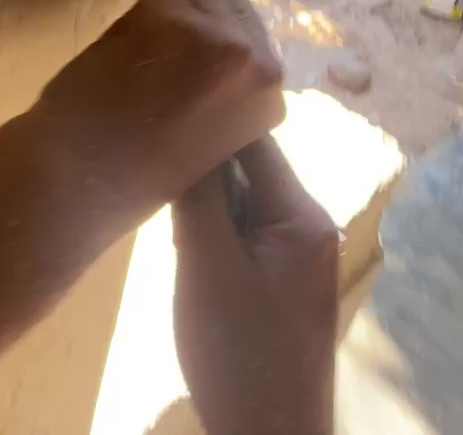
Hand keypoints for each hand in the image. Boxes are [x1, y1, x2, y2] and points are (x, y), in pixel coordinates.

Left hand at [36, 0, 284, 216]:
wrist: (81, 177)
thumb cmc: (129, 165)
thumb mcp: (197, 127)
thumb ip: (215, 86)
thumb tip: (211, 43)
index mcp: (268, 101)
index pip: (253, 36)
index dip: (234, 2)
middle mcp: (255, 65)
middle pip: (233, 0)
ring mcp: (214, 38)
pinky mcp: (168, 17)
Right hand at [173, 140, 338, 434]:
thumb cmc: (237, 351)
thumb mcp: (207, 263)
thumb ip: (200, 193)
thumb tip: (190, 128)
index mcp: (301, 215)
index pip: (254, 140)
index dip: (209, 120)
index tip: (162, 110)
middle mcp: (306, 226)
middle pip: (247, 167)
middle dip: (200, 168)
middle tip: (156, 173)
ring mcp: (293, 255)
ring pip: (239, 198)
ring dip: (202, 200)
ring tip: (167, 214)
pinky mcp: (277, 279)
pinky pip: (240, 229)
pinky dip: (210, 229)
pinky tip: (186, 249)